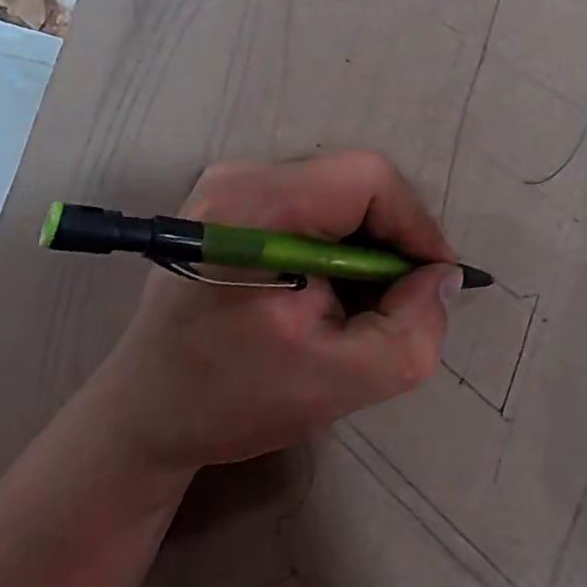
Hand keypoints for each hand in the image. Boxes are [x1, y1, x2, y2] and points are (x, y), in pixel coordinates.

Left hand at [78, 151, 462, 473]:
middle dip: (388, 243)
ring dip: (361, 246)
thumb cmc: (233, 399)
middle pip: (351, 184)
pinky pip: (306, 204)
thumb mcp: (341, 383)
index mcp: (258, 209)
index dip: (414, 225)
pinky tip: (320, 292)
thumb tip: (442, 276)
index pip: (368, 178)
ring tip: (354, 306)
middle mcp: (238, 177)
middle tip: (395, 304)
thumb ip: (413, 329)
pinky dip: (331, 243)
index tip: (432, 282)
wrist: (143, 410)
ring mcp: (226, 183)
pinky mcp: (225, 200)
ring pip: (333, 194)